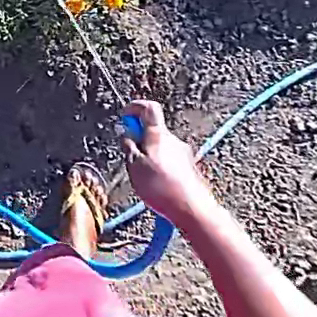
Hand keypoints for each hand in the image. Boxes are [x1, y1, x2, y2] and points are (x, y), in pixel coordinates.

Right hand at [121, 100, 221, 226]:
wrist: (191, 209)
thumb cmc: (163, 187)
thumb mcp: (133, 166)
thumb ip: (128, 147)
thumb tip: (126, 135)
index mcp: (158, 135)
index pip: (149, 108)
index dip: (135, 107)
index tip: (125, 115)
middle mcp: (173, 141)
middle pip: (153, 131)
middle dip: (139, 140)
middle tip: (129, 157)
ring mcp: (183, 154)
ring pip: (160, 148)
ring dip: (149, 157)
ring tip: (143, 178)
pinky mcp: (188, 169)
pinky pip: (169, 162)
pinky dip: (159, 168)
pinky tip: (156, 186)